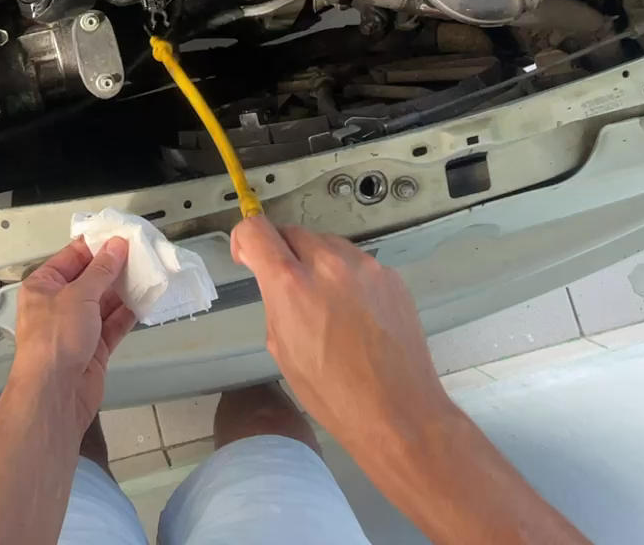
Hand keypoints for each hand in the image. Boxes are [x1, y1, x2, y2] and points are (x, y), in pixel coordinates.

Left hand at [8, 237, 136, 437]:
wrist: (54, 396)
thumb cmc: (55, 339)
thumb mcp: (79, 295)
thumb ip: (101, 271)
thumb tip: (116, 245)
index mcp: (44, 285)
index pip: (72, 257)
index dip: (97, 246)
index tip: (121, 236)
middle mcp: (58, 304)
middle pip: (90, 279)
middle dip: (114, 268)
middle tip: (141, 253)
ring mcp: (76, 327)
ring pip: (104, 302)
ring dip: (124, 290)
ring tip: (148, 273)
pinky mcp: (93, 348)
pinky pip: (113, 325)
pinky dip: (128, 314)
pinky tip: (145, 302)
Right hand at [230, 217, 454, 467]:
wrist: (400, 414)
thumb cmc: (332, 392)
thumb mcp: (282, 347)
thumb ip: (274, 300)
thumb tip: (276, 280)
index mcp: (290, 283)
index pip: (254, 230)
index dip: (243, 240)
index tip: (248, 258)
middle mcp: (327, 263)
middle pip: (290, 232)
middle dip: (281, 253)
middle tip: (289, 287)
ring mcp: (364, 266)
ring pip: (325, 243)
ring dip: (315, 261)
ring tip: (327, 301)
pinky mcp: (390, 275)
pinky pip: (356, 261)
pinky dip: (346, 275)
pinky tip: (355, 310)